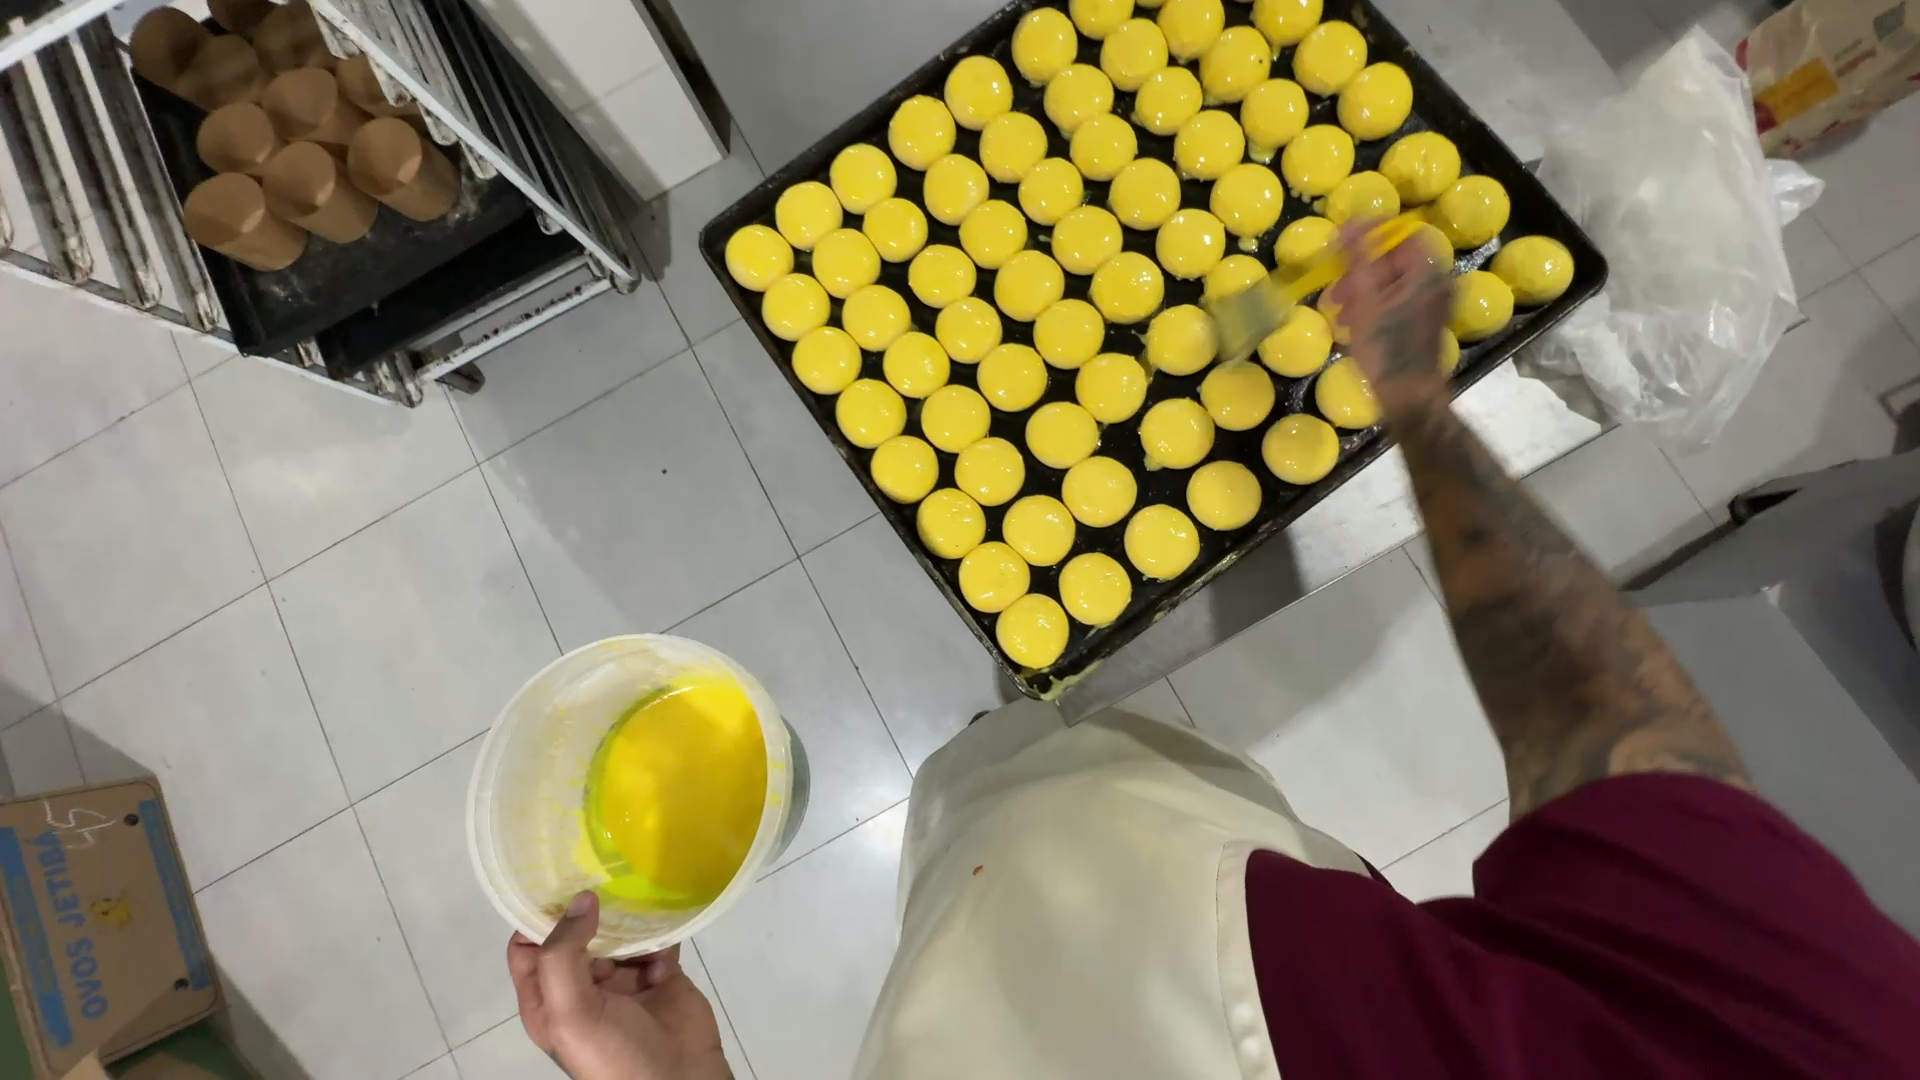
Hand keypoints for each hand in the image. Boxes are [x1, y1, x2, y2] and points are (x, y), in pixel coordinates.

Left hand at [508, 891, 730, 1079]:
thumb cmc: (612, 1054)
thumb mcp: (571, 1012)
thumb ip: (564, 955)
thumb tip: (582, 898)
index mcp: (548, 998)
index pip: (528, 945)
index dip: (538, 914)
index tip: (561, 877)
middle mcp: (582, 985)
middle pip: (578, 931)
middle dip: (592, 906)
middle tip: (608, 869)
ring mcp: (624, 979)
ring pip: (621, 930)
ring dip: (632, 917)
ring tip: (643, 899)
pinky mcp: (661, 973)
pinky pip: (658, 939)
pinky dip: (663, 934)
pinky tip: (667, 946)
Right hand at [1328, 222, 1452, 418]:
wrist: (1408, 393)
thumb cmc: (1385, 346)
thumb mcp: (1365, 298)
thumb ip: (1358, 258)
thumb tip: (1351, 221)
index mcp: (1425, 270)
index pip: (1403, 235)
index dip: (1373, 237)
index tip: (1343, 250)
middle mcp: (1436, 281)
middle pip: (1395, 261)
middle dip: (1360, 271)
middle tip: (1335, 290)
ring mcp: (1433, 304)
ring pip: (1393, 283)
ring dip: (1362, 291)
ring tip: (1340, 312)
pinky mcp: (1425, 323)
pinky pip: (1397, 302)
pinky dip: (1374, 307)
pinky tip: (1354, 325)